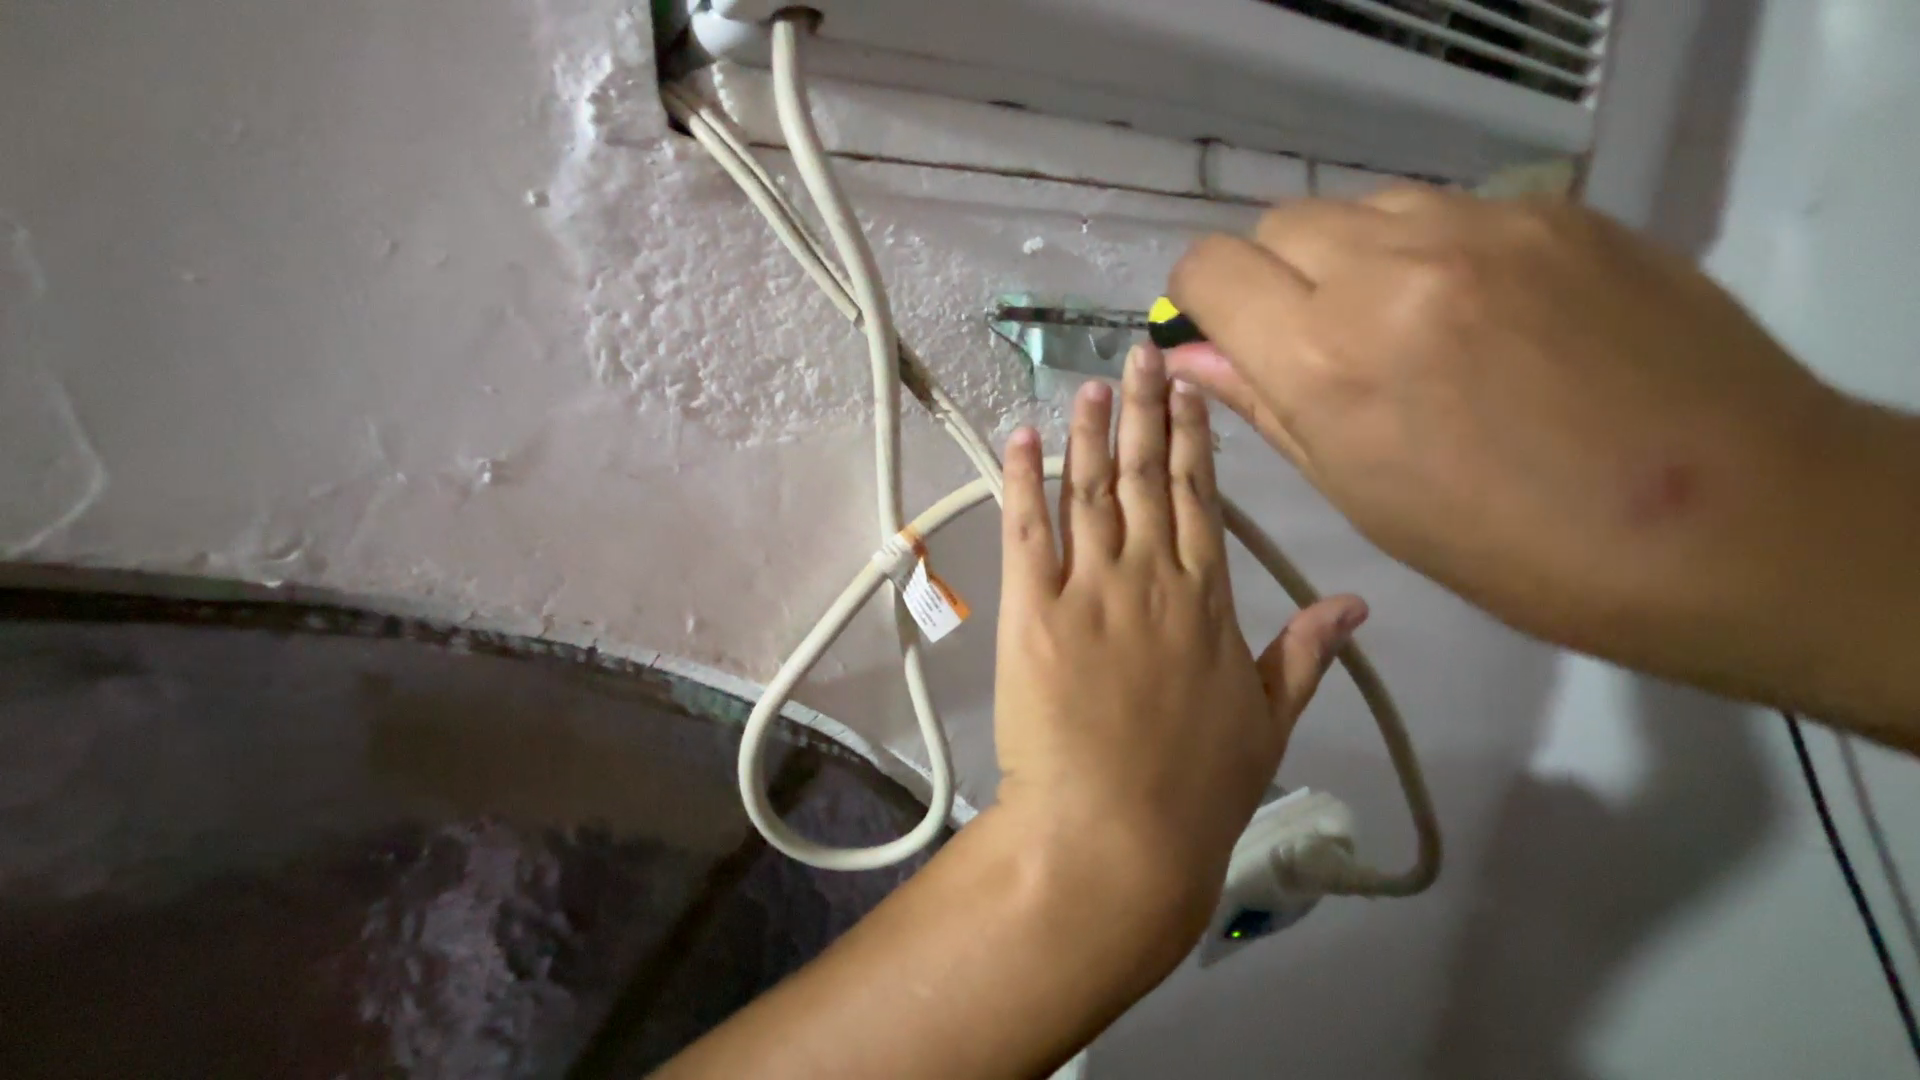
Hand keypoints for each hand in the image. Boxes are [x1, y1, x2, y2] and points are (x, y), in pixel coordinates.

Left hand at [991, 345, 1366, 943]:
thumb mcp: (1268, 720)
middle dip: (1144, 410)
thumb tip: (1356, 603)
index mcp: (1209, 599)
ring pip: (1091, 490)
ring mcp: (1089, 590)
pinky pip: (1028, 530)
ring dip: (1089, 432)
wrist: (1116, 834)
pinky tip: (1022, 438)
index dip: (1195, 437)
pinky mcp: (1033, 612)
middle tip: (1139, 354)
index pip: (1203, 497)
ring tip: (1091, 384)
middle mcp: (1152, 578)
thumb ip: (1306, 654)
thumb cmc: (1195, 786)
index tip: (1189, 388)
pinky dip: (1024, 479)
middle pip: (1149, 476)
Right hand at [1166, 186, 1916, 722]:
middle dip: (1272, 277)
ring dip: (1347, 256)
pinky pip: (1442, 209)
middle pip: (1278, 224)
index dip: (1200, 300)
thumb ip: (1264, 403)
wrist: (1724, 520)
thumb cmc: (1508, 543)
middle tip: (1313, 341)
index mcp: (1328, 356)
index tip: (1223, 336)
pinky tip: (1473, 309)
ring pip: (1358, 206)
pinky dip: (1423, 249)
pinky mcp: (1552, 211)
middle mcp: (1390, 268)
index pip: (1211, 268)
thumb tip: (1191, 356)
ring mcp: (1480, 227)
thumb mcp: (1358, 489)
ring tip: (1396, 324)